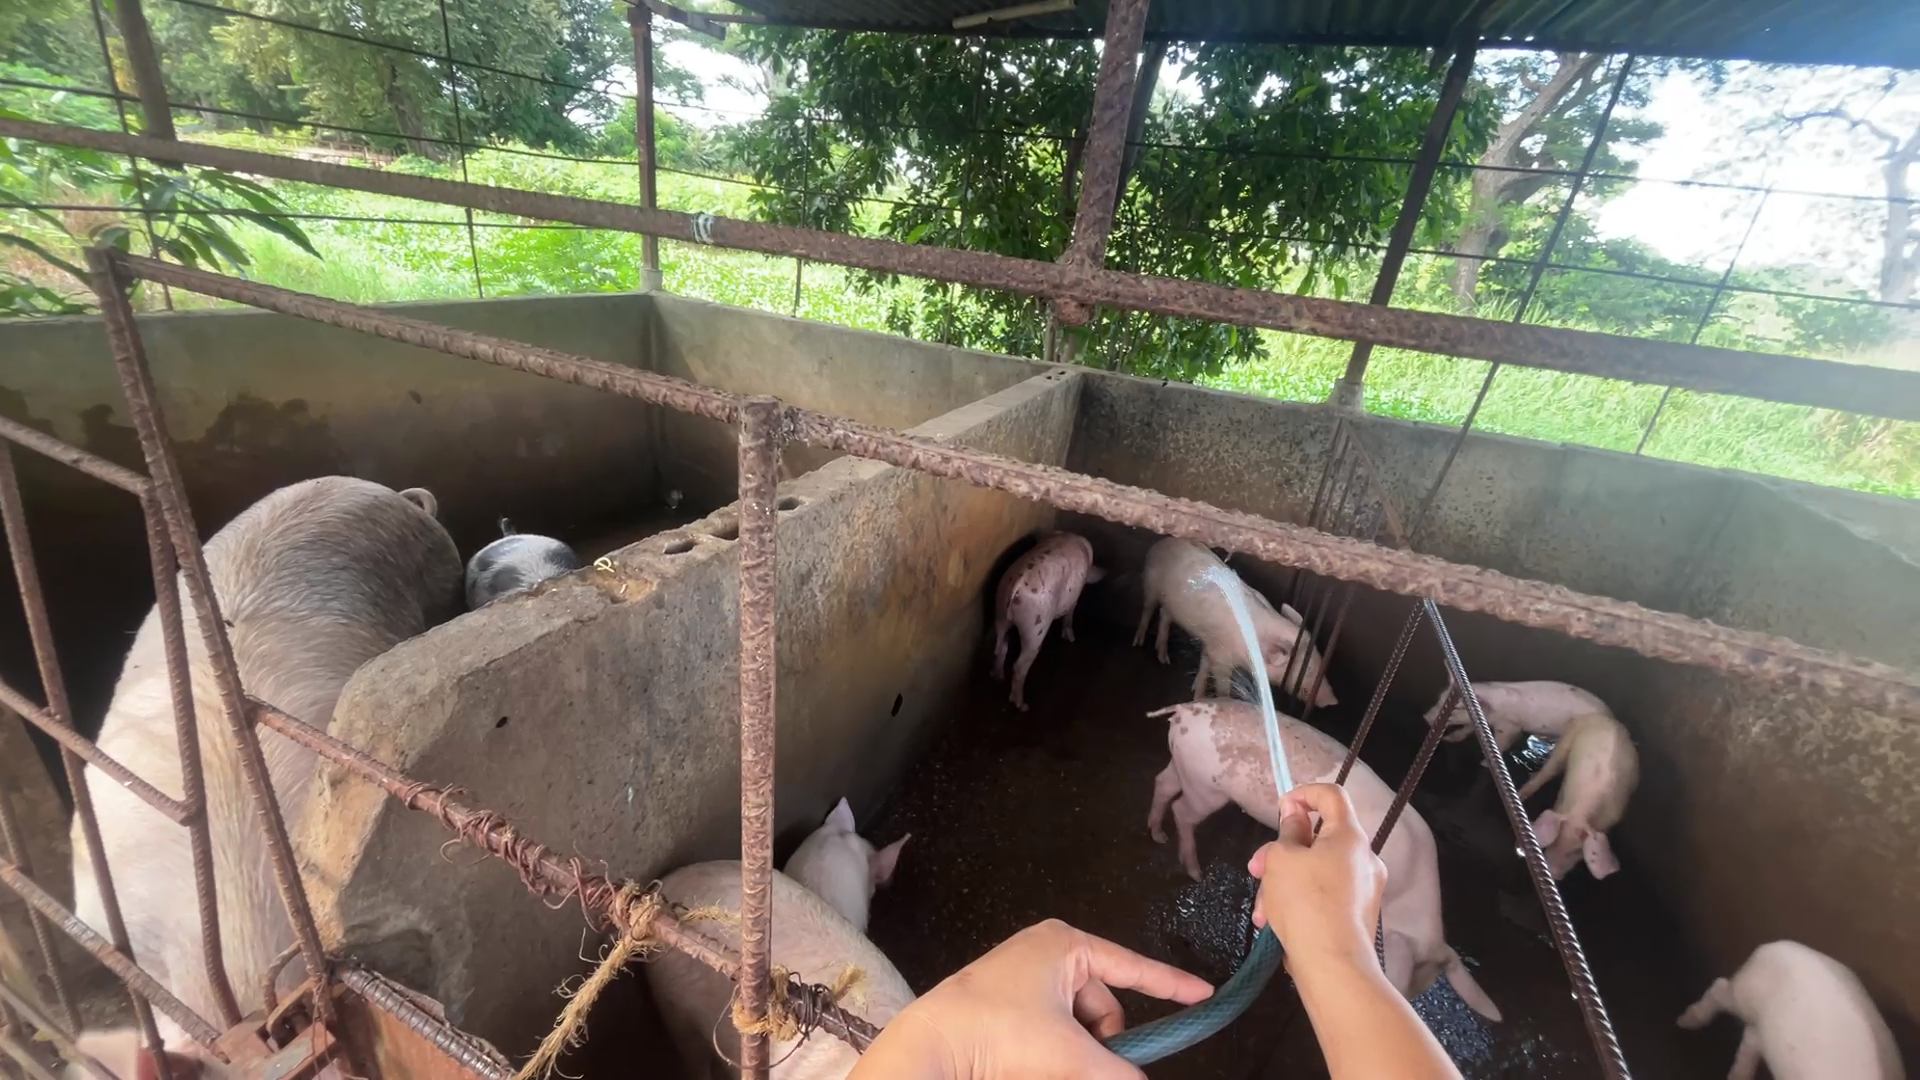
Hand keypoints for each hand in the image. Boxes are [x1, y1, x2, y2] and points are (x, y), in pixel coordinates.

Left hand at [848, 919, 1212, 1078]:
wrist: (934, 1046)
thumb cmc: (1004, 1032)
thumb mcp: (1070, 1055)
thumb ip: (1119, 1073)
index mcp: (1065, 944)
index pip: (1132, 966)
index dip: (1172, 984)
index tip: (1207, 993)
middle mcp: (1049, 950)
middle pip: (1104, 1006)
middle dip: (1101, 1044)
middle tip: (1076, 1065)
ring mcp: (1028, 975)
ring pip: (1079, 1026)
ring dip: (1078, 1055)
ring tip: (1048, 1067)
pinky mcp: (1012, 1002)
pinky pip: (1055, 1030)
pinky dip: (1057, 1054)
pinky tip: (1034, 1066)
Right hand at [1247, 782, 1385, 971]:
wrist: (1333, 966)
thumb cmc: (1304, 900)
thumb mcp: (1282, 857)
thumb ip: (1288, 830)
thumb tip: (1296, 814)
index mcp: (1349, 837)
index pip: (1331, 795)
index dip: (1304, 792)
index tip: (1281, 808)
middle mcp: (1363, 859)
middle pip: (1318, 838)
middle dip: (1281, 851)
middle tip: (1256, 868)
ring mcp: (1363, 889)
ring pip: (1315, 869)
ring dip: (1283, 880)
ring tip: (1261, 908)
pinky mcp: (1356, 914)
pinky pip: (1323, 893)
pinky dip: (1298, 899)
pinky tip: (1274, 922)